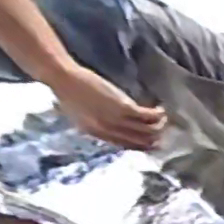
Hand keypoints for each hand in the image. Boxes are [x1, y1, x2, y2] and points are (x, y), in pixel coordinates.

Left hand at [48, 63, 164, 149]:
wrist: (61, 77)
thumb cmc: (68, 94)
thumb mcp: (82, 117)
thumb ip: (101, 126)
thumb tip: (123, 132)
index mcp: (97, 134)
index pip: (130, 146)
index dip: (146, 145)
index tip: (155, 139)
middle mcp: (109, 130)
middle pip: (144, 140)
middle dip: (157, 136)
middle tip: (161, 128)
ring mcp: (116, 119)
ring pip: (151, 130)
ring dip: (161, 124)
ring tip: (162, 117)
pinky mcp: (124, 107)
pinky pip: (150, 116)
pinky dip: (159, 113)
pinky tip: (160, 109)